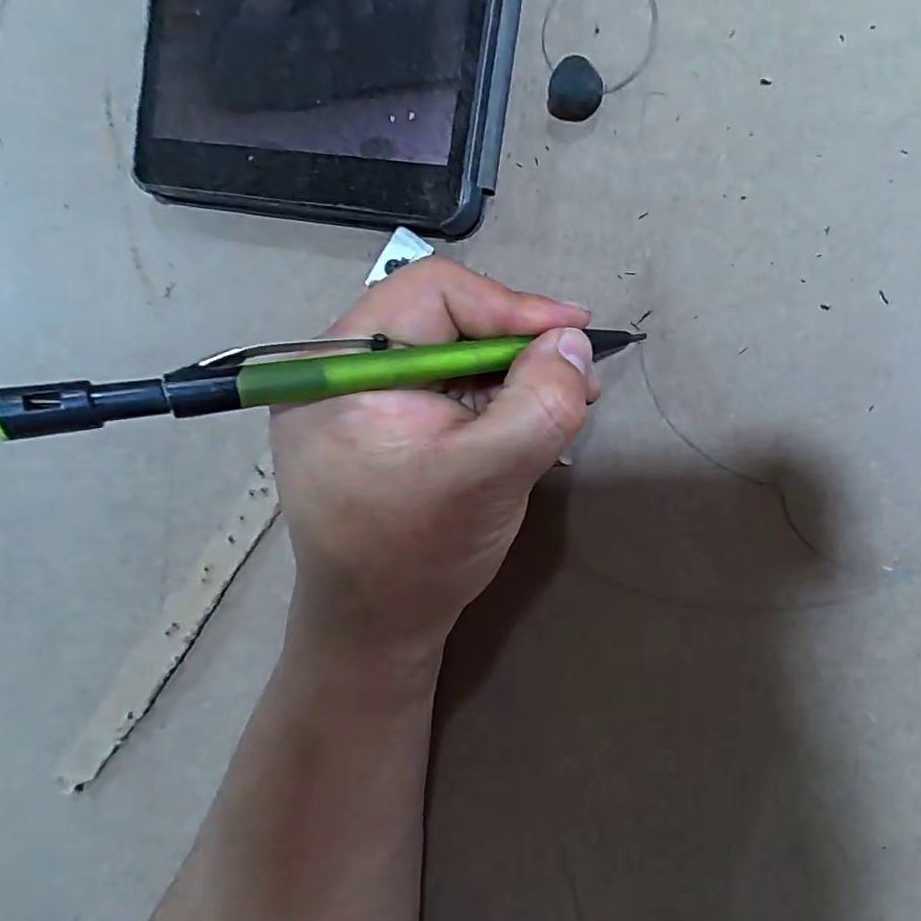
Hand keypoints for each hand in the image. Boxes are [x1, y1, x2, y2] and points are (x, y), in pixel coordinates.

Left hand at [270, 260, 598, 680]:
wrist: (376, 626)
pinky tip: (529, 418)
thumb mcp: (489, 477)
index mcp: (342, 366)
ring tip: (565, 399)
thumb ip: (539, 405)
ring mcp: (364, 396)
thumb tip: (574, 340)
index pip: (434, 293)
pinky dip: (497, 395)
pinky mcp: (387, 421)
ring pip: (454, 351)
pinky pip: (449, 385)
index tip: (574, 335)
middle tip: (578, 375)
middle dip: (520, 343)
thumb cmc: (419, 556)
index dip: (512, 306)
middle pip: (447, 317)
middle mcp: (344, 368)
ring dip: (516, 370)